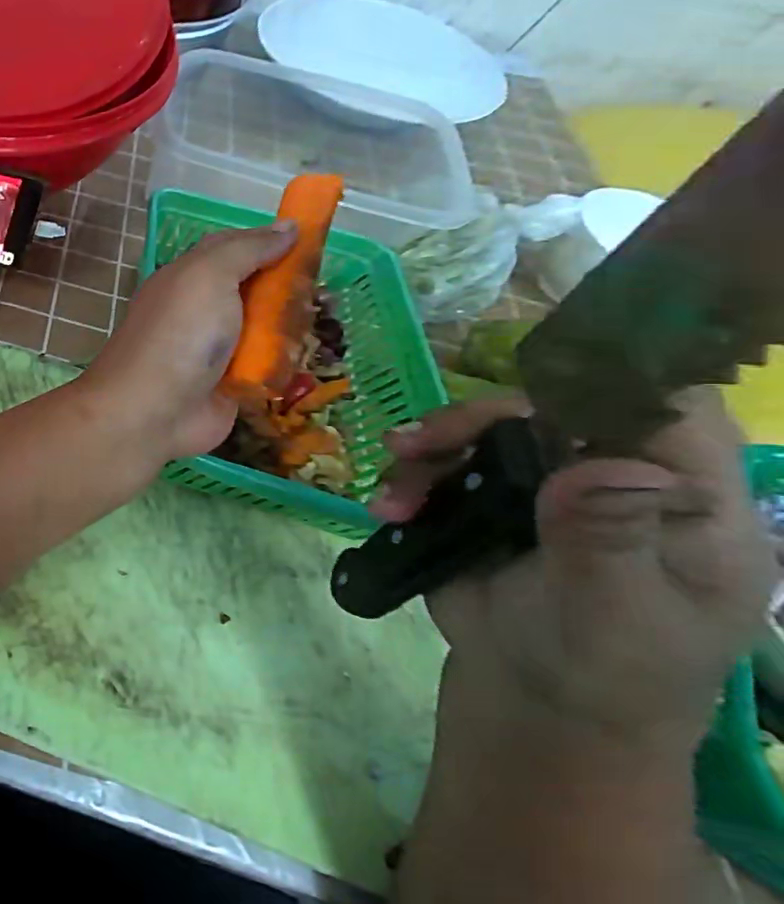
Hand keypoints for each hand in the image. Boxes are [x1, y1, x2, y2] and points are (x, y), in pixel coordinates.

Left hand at [77, 222, 295, 462]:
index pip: (234, 249)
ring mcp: (214, 349)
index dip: (270, 243)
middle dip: (288, 290)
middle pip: (256, 289)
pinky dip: (285, 364)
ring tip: (315, 326)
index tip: (313, 242)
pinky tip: (303, 361)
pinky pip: (268, 367)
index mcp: (186, 279)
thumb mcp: (208, 276)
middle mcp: (199, 310)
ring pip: (266, 328)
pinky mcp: (230, 384)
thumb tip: (287, 227)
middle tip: (318, 292)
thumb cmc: (178, 335)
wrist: (150, 411)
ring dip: (291, 328)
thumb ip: (246, 249)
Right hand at [371, 392, 777, 748]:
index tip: (528, 380)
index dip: (609, 381)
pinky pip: (446, 464)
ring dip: (429, 450)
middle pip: (554, 409)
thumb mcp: (615, 614)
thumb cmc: (606, 670)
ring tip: (393, 495)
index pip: (669, 413)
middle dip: (476, 420)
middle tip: (414, 444)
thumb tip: (607, 464)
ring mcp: (549, 488)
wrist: (538, 700)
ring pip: (486, 432)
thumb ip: (608, 540)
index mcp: (688, 503)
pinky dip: (409, 477)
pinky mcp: (490, 500)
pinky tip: (390, 509)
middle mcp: (620, 479)